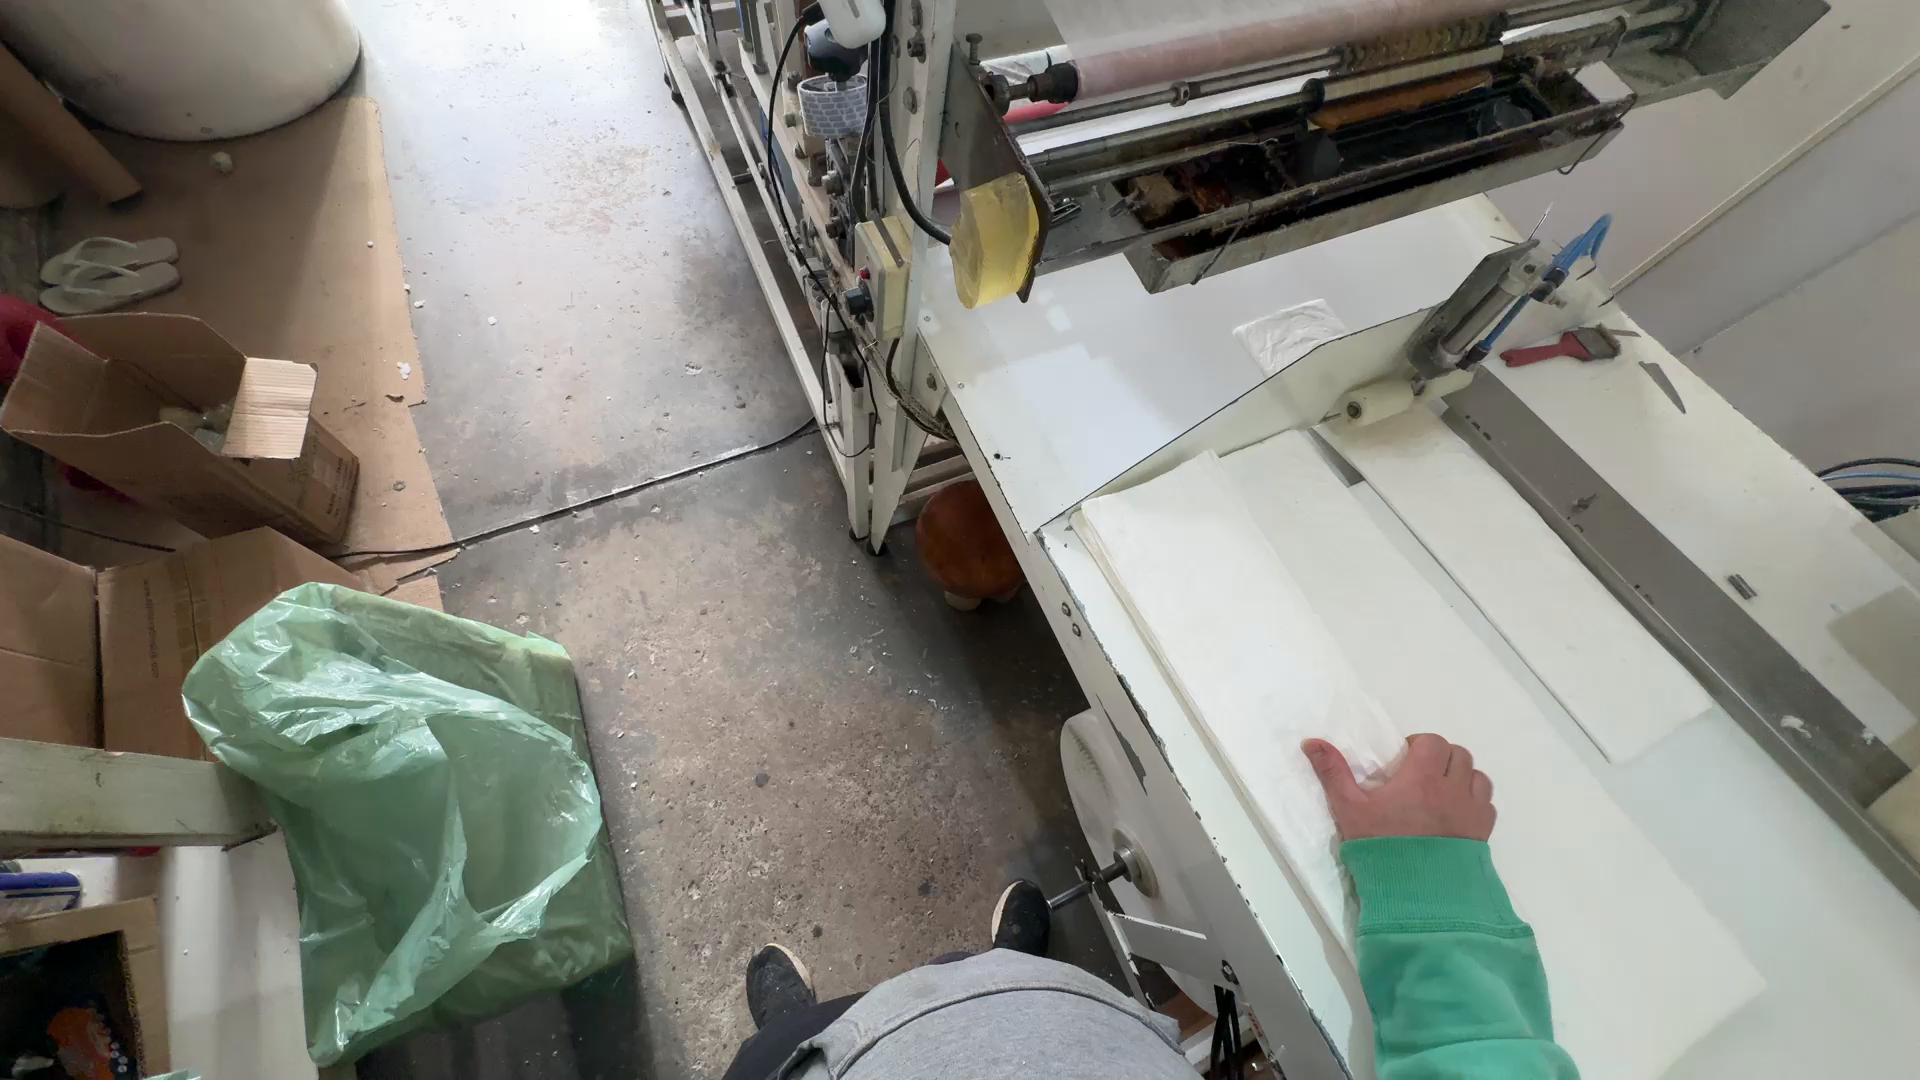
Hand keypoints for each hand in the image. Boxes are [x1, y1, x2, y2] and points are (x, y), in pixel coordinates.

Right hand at [1302, 734, 1495, 841]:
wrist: (1418, 892)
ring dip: (1461, 776)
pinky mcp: (1483, 833)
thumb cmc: (1382, 845)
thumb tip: (1311, 742)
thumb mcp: (1349, 807)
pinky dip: (1473, 800)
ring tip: (1440, 790)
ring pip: (1478, 777)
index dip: (1420, 743)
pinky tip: (1454, 812)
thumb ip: (1332, 772)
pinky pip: (1487, 803)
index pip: (1434, 742)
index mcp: (1422, 777)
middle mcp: (1453, 789)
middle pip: (1459, 755)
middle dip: (1440, 756)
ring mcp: (1472, 812)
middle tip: (1420, 771)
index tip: (1404, 757)